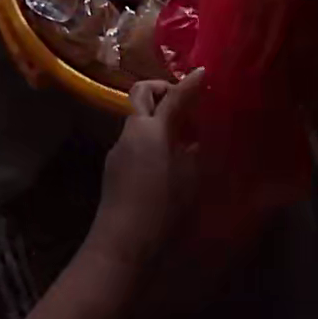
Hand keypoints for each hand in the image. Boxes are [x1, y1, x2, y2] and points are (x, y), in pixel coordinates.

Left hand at [88, 71, 204, 269]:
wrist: (120, 245)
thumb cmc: (160, 210)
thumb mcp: (187, 180)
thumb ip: (193, 151)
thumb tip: (197, 136)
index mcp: (150, 130)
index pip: (172, 97)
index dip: (189, 84)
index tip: (203, 73)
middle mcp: (130, 132)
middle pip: (142, 94)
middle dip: (162, 90)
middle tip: (186, 104)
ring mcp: (118, 148)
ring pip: (137, 117)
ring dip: (157, 115)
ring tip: (183, 135)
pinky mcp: (114, 166)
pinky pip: (135, 139)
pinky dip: (151, 137)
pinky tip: (166, 160)